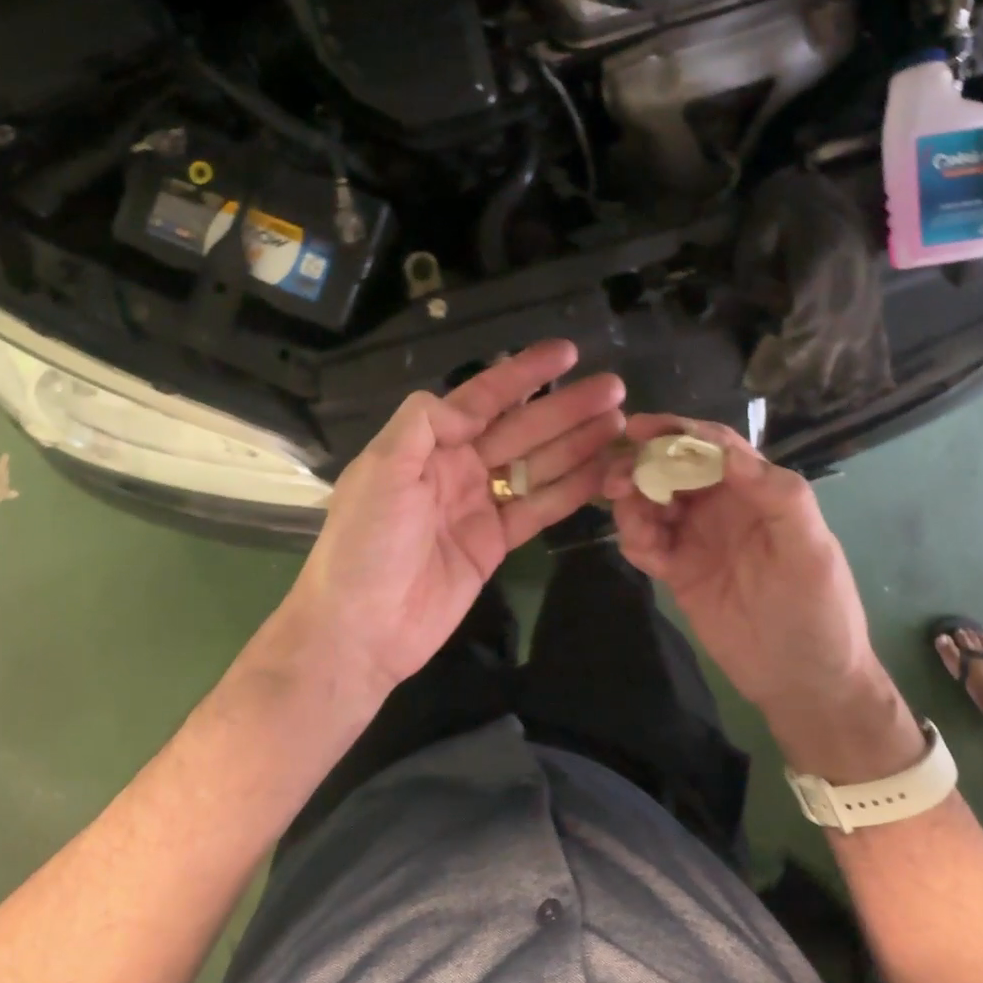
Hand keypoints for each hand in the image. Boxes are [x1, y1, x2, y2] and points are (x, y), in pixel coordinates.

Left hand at [276, 340, 624, 692]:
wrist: (361, 629)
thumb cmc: (365, 545)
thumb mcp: (381, 472)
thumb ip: (421, 426)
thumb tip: (459, 401)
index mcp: (425, 445)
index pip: (481, 399)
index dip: (523, 374)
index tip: (566, 353)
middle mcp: (454, 468)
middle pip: (519, 429)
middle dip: (564, 409)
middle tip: (614, 390)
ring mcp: (476, 507)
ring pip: (535, 466)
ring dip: (576, 444)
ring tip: (621, 426)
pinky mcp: (494, 544)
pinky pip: (538, 509)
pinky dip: (570, 490)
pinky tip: (603, 472)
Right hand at [603, 415, 875, 712]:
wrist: (804, 683)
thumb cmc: (819, 611)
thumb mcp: (811, 551)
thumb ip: (779, 497)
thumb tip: (727, 453)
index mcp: (757, 491)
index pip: (712, 446)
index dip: (676, 432)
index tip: (638, 430)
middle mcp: (722, 507)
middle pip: (671, 469)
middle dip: (640, 466)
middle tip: (615, 480)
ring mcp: (696, 539)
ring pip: (651, 503)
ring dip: (632, 503)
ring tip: (633, 524)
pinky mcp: (677, 571)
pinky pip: (646, 543)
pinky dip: (635, 541)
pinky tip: (643, 553)